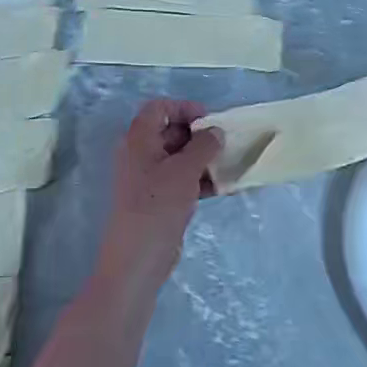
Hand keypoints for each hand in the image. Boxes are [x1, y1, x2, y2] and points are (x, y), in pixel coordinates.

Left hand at [96, 99, 221, 296]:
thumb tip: (215, 131)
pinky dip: (199, 178)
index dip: (184, 108)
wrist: (138, 258)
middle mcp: (140, 153)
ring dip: (202, 158)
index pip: (159, 108)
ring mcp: (148, 177)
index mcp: (138, 138)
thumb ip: (203, 146)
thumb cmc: (158, 205)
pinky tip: (223, 186)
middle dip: (198, 134)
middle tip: (225, 142)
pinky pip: (180, 178)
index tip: (210, 119)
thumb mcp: (184, 171)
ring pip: (177, 156)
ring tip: (228, 164)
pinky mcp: (157, 198)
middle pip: (169, 130)